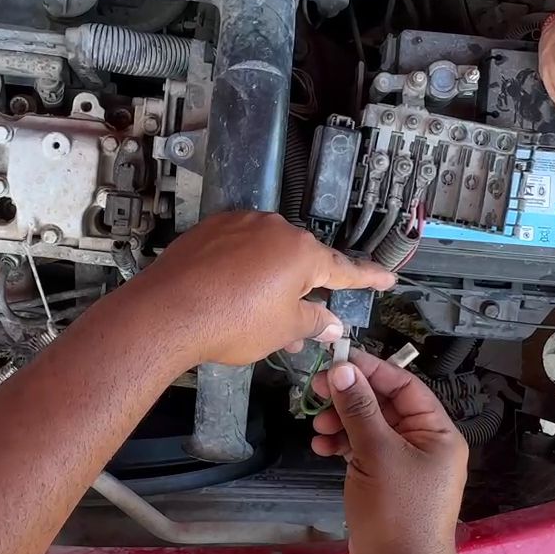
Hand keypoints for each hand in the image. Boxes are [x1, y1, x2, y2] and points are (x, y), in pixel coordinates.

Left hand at [125, 211, 396, 366]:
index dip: (368, 277)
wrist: (167, 312)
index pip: (345, 268)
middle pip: (302, 259)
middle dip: (303, 286)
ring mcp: (240, 223)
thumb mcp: (282, 330)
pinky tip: (229, 290)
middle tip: (295, 316)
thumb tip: (330, 321)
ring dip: (269, 276)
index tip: (387, 277)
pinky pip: (239, 245)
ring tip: (252, 310)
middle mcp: (275, 229)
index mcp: (302, 253)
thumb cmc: (231, 323)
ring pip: (268, 251)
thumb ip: (312, 321)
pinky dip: (242, 266)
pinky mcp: (211, 227)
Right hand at [310, 351, 468, 553]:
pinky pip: (363, 448)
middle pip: (384, 404)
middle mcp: (424, 442)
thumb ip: (359, 408)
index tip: (336, 360)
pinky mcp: (385, 479)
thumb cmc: (397, 511)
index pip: (403, 385)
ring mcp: (404, 463)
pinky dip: (342, 444)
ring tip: (316, 427)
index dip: (370, 370)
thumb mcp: (377, 453)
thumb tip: (343, 369)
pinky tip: (321, 447)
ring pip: (370, 426)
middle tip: (317, 391)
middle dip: (350, 397)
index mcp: (437, 432)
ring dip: (342, 421)